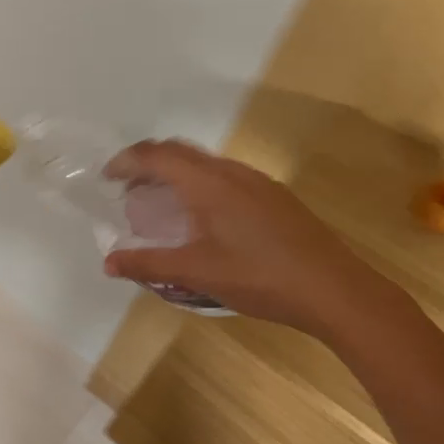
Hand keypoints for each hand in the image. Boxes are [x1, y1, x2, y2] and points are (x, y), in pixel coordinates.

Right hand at [103, 140, 407, 340]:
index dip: (126, 161)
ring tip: (162, 207)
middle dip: (148, 165)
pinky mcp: (275, 198)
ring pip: (204, 164)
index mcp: (207, 183)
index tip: (106, 177)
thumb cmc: (260, 277)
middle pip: (179, 152)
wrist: (337, 290)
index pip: (156, 155)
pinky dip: (200, 186)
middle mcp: (231, 172)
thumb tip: (109, 263)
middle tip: (128, 190)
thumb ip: (148, 264)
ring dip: (176, 175)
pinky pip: (224, 177)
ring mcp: (257, 183)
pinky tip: (204, 221)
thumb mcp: (196, 273)